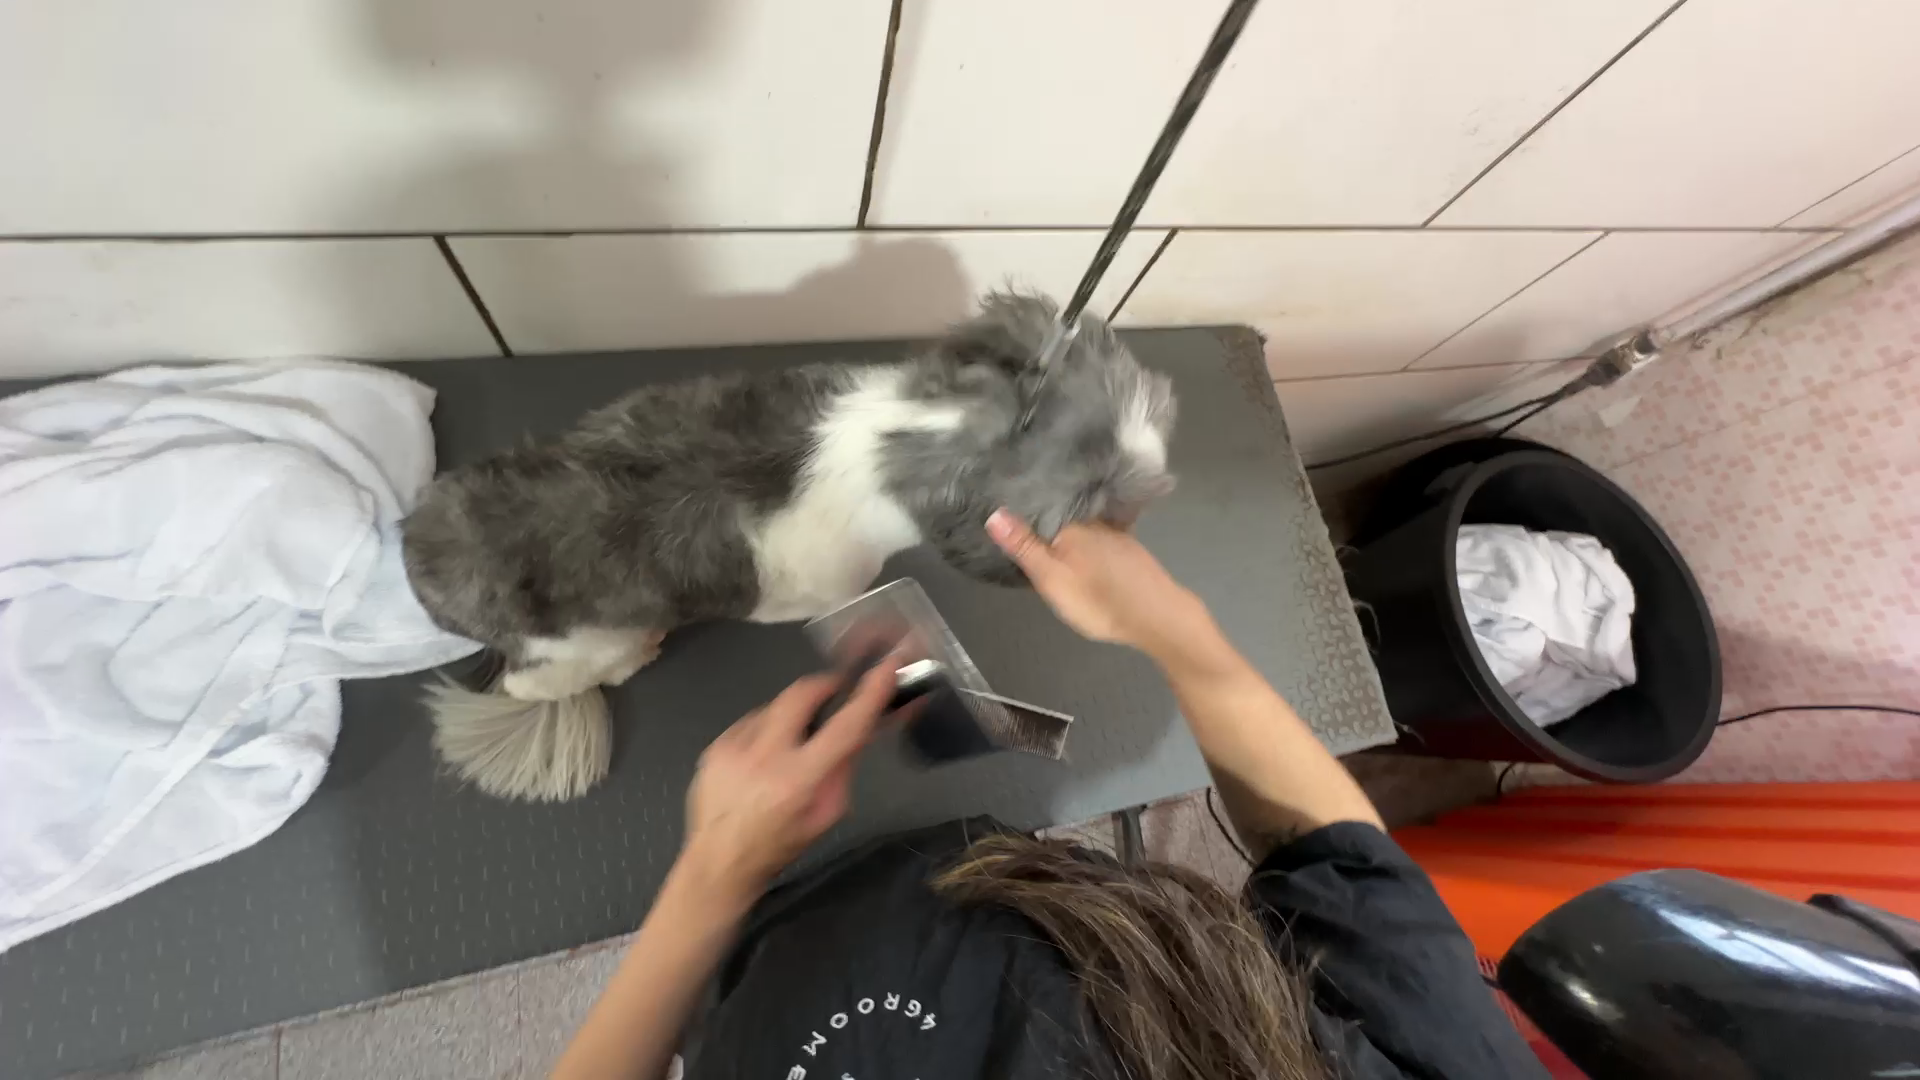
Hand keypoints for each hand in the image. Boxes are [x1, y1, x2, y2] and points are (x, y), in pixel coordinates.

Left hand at [678, 666, 893, 902]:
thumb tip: (859, 726)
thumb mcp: (827, 813)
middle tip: (836, 690)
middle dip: (824, 684)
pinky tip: (763, 757)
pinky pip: (752, 721)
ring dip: (792, 716)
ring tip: (792, 742)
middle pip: (802, 694)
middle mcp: (765, 757)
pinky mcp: (715, 746)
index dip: (870, 694)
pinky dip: (766, 730)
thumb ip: (843, 766)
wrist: (719, 863)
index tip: (886, 669)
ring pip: (776, 706)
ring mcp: (734, 748)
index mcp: (800, 780)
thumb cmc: (782, 841)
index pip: (845, 727)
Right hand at [985, 509, 1211, 653]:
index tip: (999, 501)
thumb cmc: (1099, 601)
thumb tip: (994, 513)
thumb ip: (1025, 547)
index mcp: (1070, 525)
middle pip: (1059, 514)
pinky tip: (1079, 542)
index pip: (1038, 506)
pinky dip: (1083, 535)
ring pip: (1079, 524)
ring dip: (1063, 524)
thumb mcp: (1052, 579)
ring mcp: (1113, 533)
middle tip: (1017, 517)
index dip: (1019, 505)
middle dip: (1041, 514)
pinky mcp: (1128, 547)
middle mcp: (1092, 521)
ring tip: (1042, 527)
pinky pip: (1096, 532)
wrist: (1158, 617)